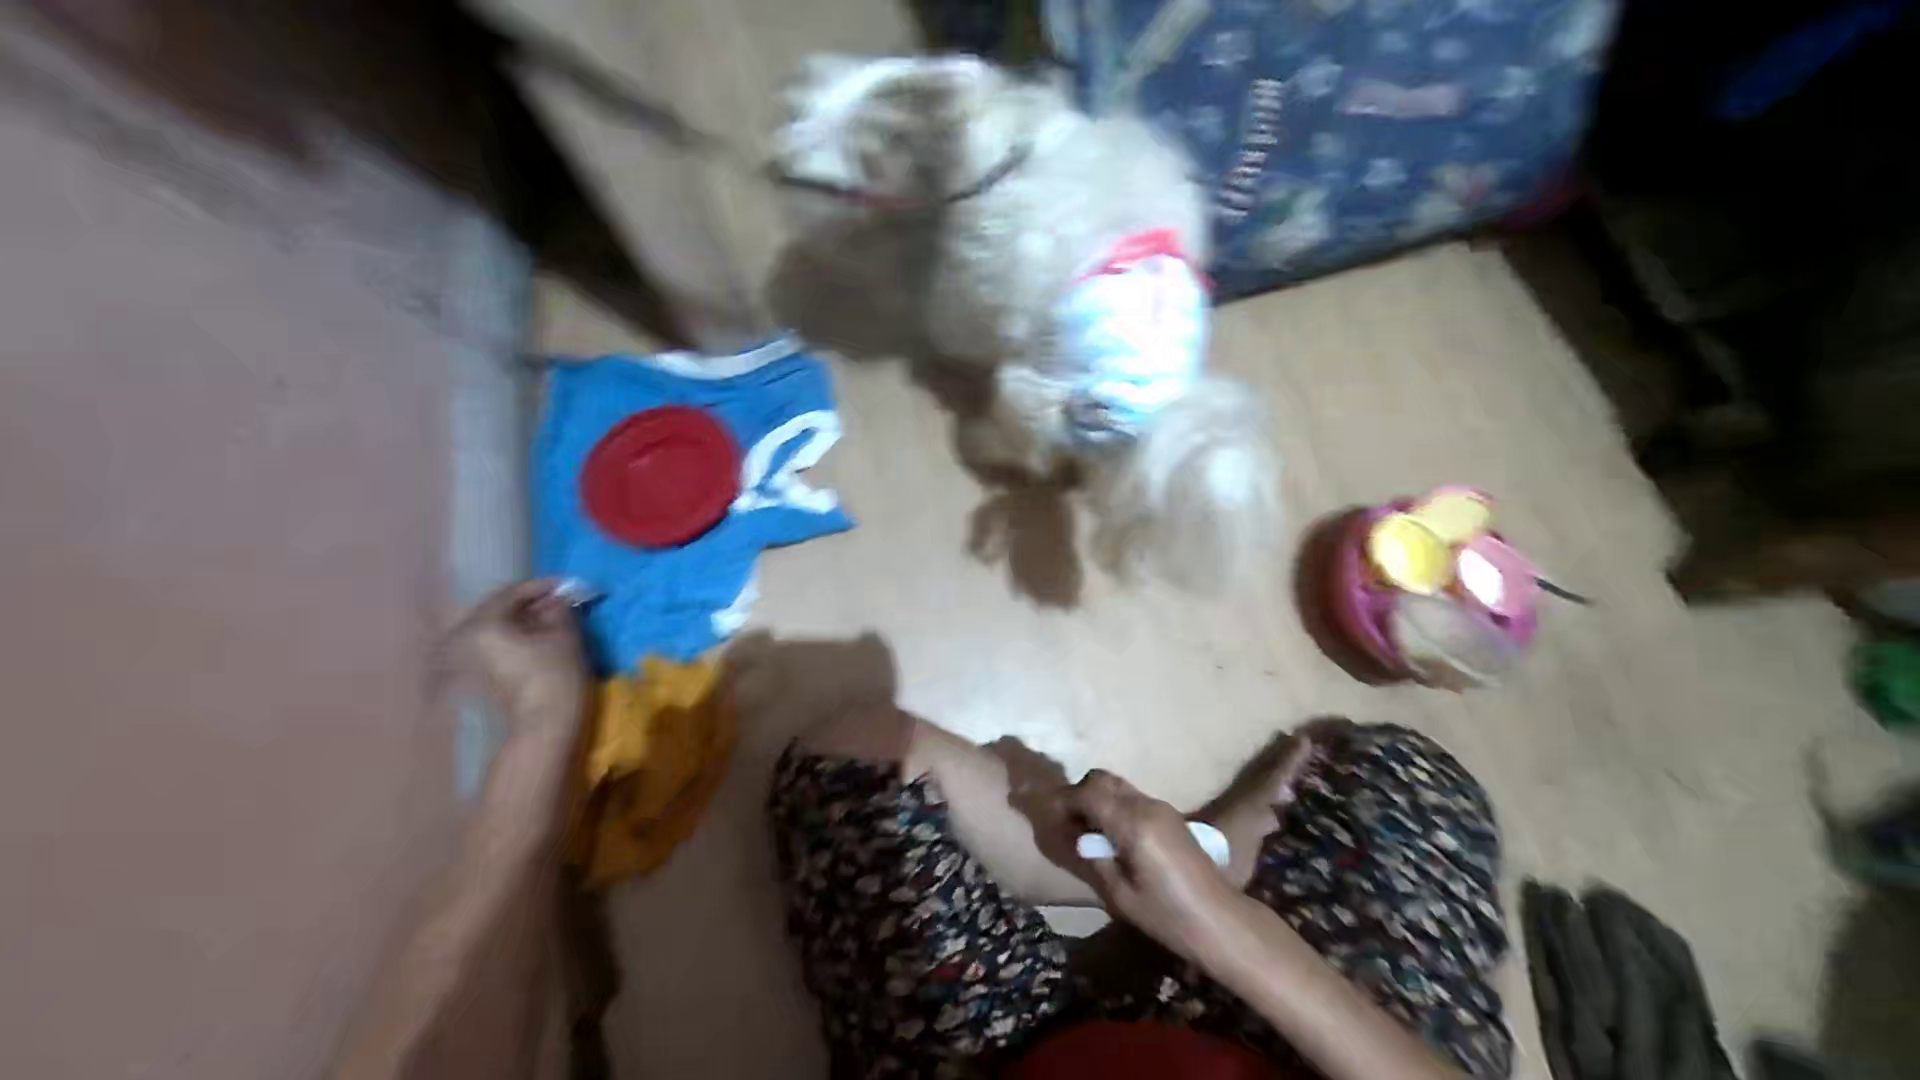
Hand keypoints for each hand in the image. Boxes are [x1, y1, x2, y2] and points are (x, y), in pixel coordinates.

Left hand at [444, 580, 586, 734]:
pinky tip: (535, 644)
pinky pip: (489, 649)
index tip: (569, 585)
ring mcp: (458, 663)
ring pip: (493, 631)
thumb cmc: (555, 678)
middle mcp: (460, 640)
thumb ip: (561, 609)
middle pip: (497, 611)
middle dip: (530, 605)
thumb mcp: (565, 635)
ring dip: (522, 624)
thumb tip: (561, 597)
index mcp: (480, 625)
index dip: (544, 586)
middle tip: (561, 603)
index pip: (512, 593)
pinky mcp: (466, 681)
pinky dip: (511, 641)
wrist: (541, 731)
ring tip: (551, 624)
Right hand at [1051, 770, 1249, 962]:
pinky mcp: (1171, 816)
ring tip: (1089, 831)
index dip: (1065, 800)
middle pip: (1103, 779)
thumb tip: (1077, 837)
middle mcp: (1147, 806)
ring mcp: (1162, 808)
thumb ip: (1095, 859)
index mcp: (1133, 824)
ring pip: (1118, 786)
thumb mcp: (1122, 896)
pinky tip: (1113, 836)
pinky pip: (1133, 798)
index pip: (1089, 793)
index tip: (1051, 815)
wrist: (1222, 922)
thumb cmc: (1169, 917)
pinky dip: (1115, 806)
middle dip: (1080, 793)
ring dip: (1098, 798)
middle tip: (1069, 822)